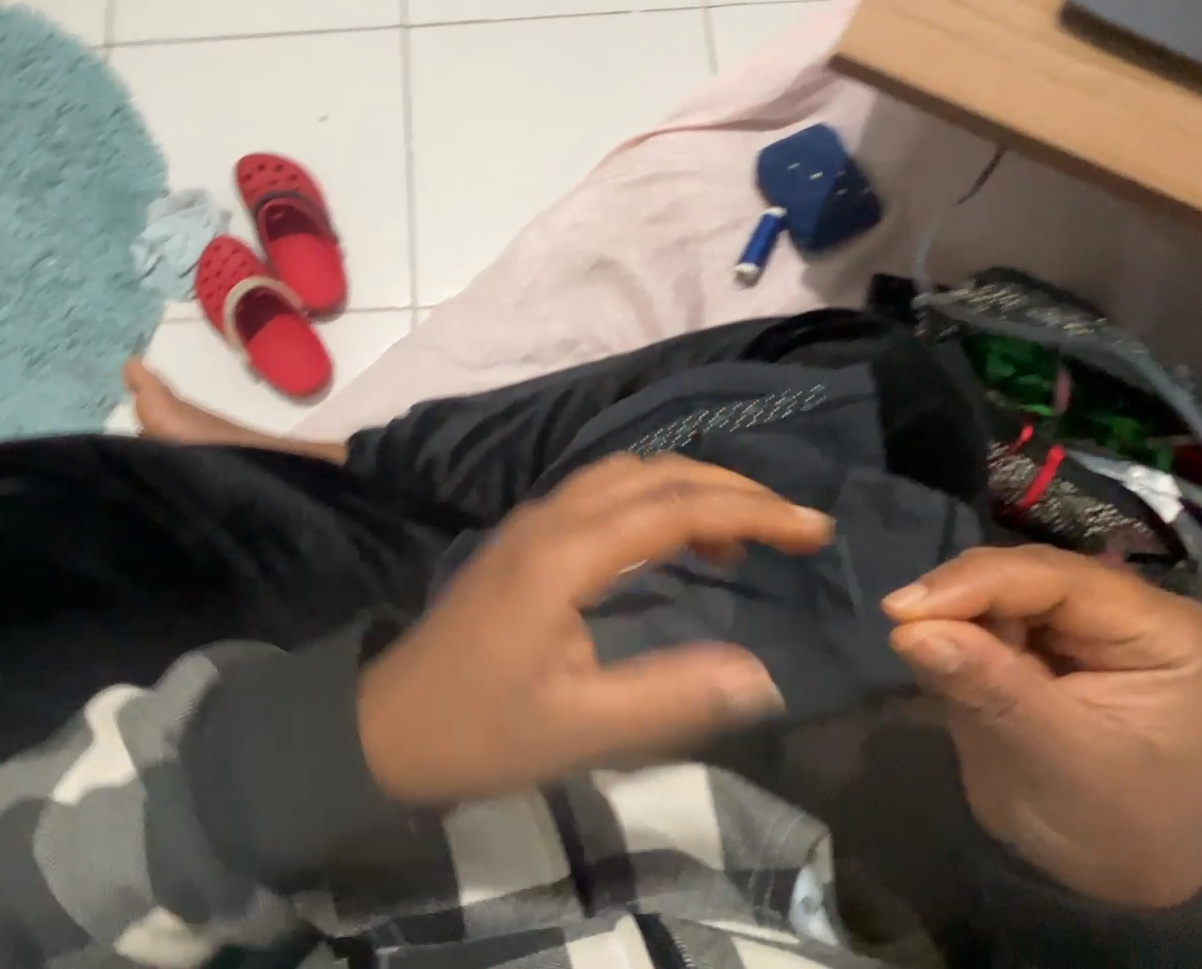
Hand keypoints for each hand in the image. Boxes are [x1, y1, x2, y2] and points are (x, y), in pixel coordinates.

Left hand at [358, 454, 833, 803]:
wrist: (385, 726)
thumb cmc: (478, 731)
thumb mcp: (580, 730)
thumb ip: (672, 698)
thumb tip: (765, 675)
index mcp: (565, 554)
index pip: (676, 505)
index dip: (753, 510)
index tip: (815, 531)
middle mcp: (550, 519)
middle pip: (653, 471)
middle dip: (731, 487)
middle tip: (792, 527)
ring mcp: (530, 524)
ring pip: (624, 475)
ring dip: (689, 489)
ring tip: (743, 536)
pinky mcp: (523, 541)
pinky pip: (600, 495)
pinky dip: (653, 502)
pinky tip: (674, 543)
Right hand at [884, 545, 1201, 907]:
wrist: (1118, 878)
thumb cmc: (1114, 825)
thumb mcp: (1057, 759)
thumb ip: (990, 688)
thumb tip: (909, 631)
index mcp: (1159, 630)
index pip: (1054, 578)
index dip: (973, 585)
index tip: (900, 612)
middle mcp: (1121, 610)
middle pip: (1018, 574)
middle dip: (956, 599)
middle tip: (900, 630)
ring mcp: (1078, 623)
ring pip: (991, 589)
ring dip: (949, 616)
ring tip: (923, 653)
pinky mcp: (1038, 641)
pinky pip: (980, 616)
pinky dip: (949, 633)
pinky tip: (939, 659)